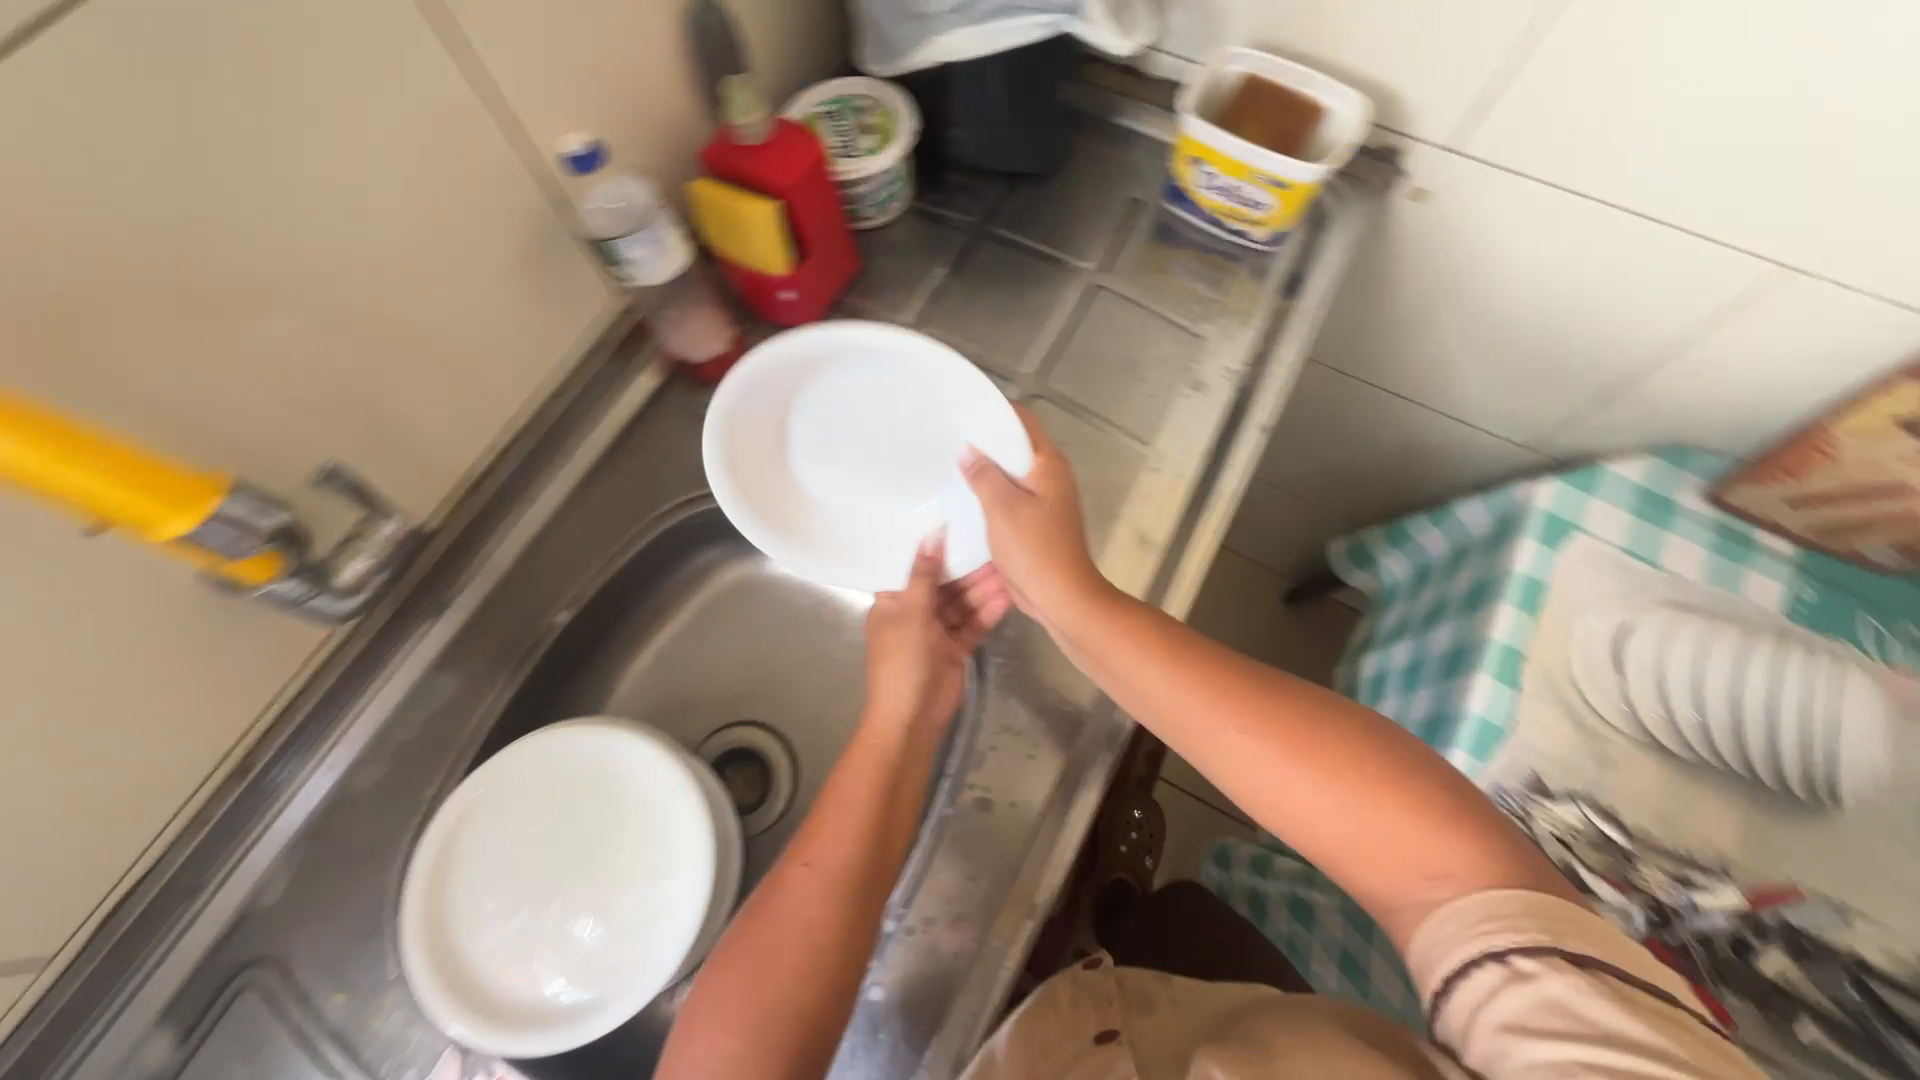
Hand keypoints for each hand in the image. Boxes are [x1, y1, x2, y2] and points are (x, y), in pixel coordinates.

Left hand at [863, 532, 1009, 730]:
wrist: (910, 718)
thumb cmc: (901, 661)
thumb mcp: (911, 612)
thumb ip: (924, 573)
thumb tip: (932, 534)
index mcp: (892, 601)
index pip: (913, 567)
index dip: (934, 547)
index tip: (957, 522)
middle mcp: (913, 612)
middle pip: (943, 584)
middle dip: (967, 569)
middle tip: (995, 547)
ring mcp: (935, 632)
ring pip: (961, 604)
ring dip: (981, 589)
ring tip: (1008, 570)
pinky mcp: (955, 649)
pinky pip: (972, 625)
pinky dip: (987, 613)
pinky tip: (1007, 597)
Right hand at [959, 404, 1108, 625]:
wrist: (1062, 597)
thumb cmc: (1035, 549)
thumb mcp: (1003, 508)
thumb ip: (984, 475)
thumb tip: (968, 450)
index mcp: (1048, 463)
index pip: (1022, 421)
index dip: (994, 412)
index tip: (962, 411)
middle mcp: (1051, 476)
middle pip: (1016, 447)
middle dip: (985, 443)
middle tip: (949, 439)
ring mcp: (1046, 500)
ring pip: (1012, 475)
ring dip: (986, 472)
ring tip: (951, 466)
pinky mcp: (1037, 522)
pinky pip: (1011, 499)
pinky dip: (991, 496)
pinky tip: (965, 501)